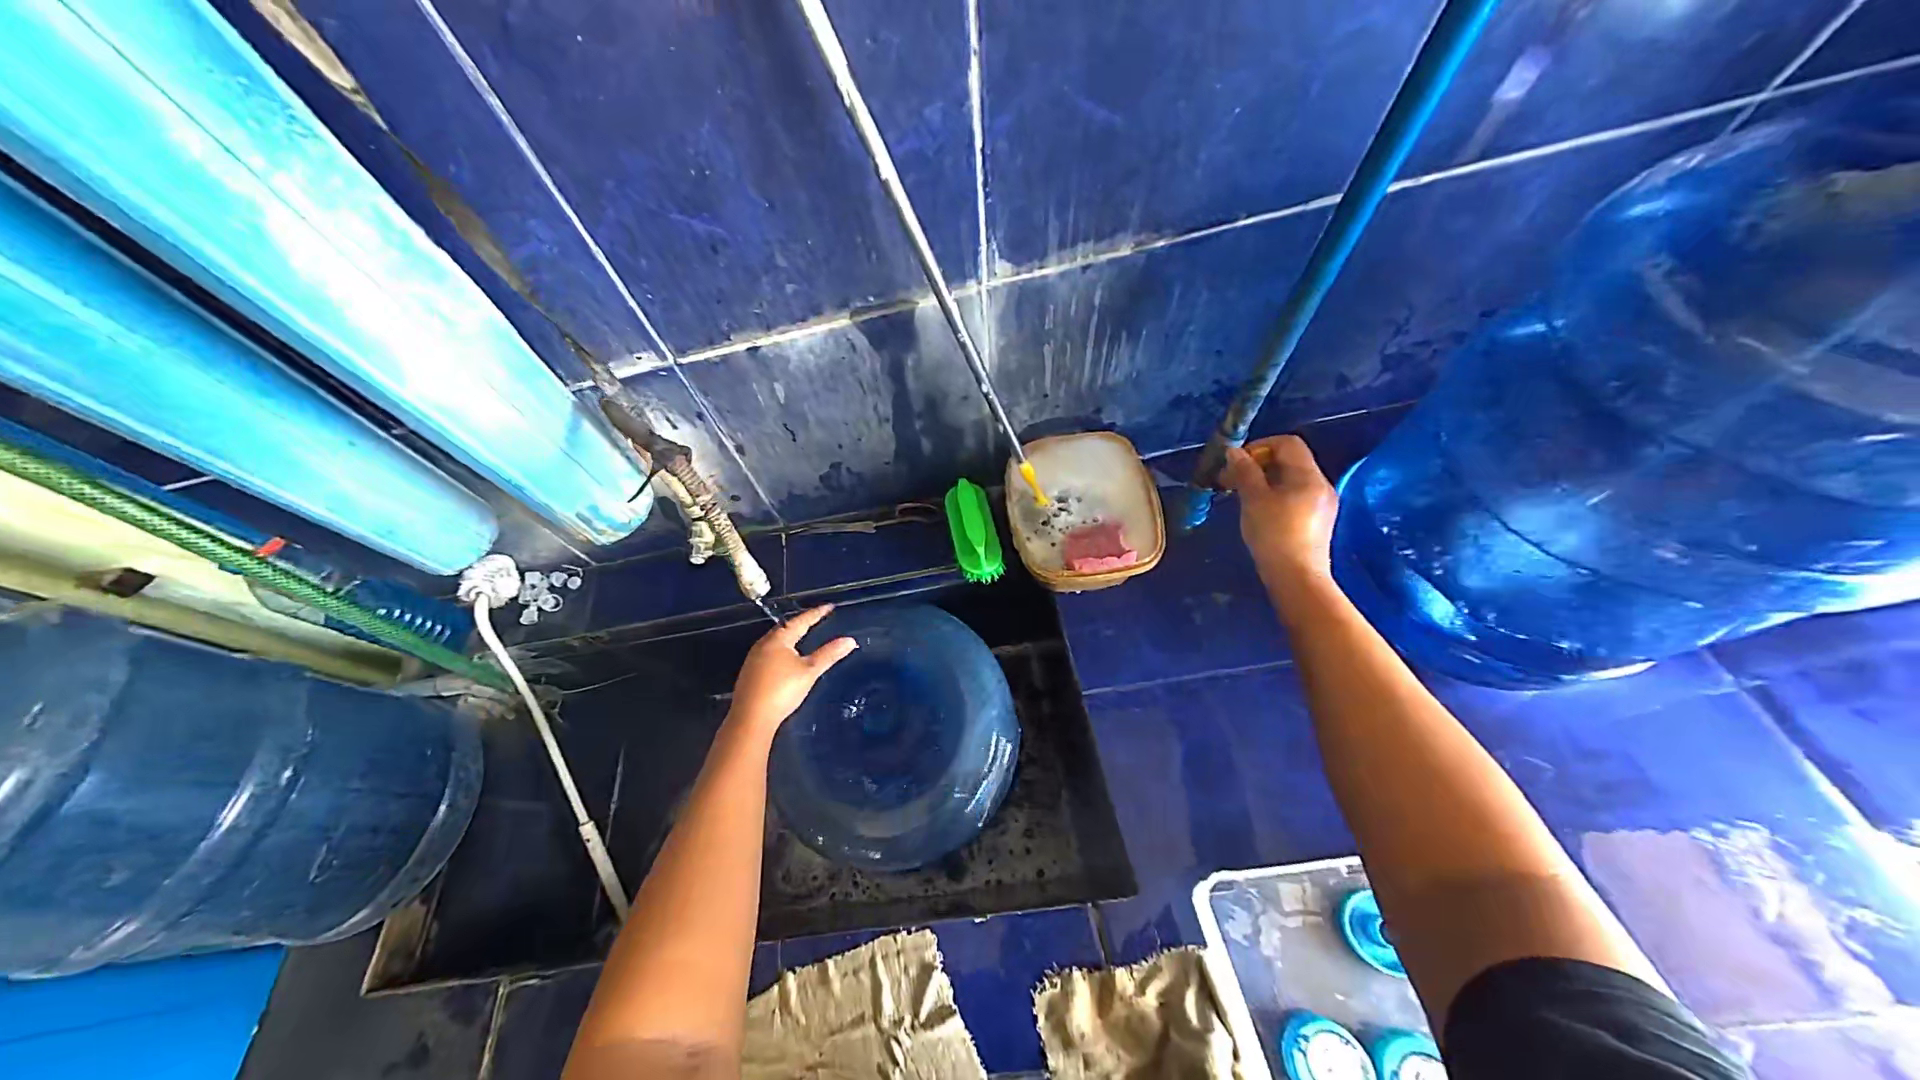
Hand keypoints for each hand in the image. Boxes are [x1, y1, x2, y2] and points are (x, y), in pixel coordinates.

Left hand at [726, 604, 857, 738]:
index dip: (816, 614)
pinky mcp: (749, 673)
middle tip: (815, 620)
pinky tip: (785, 660)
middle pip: (784, 629)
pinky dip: (781, 650)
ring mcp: (753, 659)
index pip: (801, 621)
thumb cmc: (782, 690)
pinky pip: (768, 653)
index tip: (829, 607)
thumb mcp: (810, 672)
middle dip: (800, 624)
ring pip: (775, 641)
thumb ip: (829, 654)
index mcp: (778, 640)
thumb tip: (850, 640)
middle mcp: (763, 645)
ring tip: (803, 636)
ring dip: (790, 637)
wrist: (751, 718)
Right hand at [1223, 435, 1337, 585]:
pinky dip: (1275, 495)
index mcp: (1309, 476)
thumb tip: (1234, 452)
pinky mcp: (1318, 521)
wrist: (1297, 578)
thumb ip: (1244, 472)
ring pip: (1291, 480)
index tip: (1236, 463)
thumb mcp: (1254, 500)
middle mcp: (1321, 485)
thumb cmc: (1274, 535)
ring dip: (1264, 481)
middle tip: (1231, 480)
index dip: (1260, 446)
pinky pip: (1295, 496)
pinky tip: (1259, 512)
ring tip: (1241, 496)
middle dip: (1258, 465)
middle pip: (1290, 461)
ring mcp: (1323, 504)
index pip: (1288, 443)